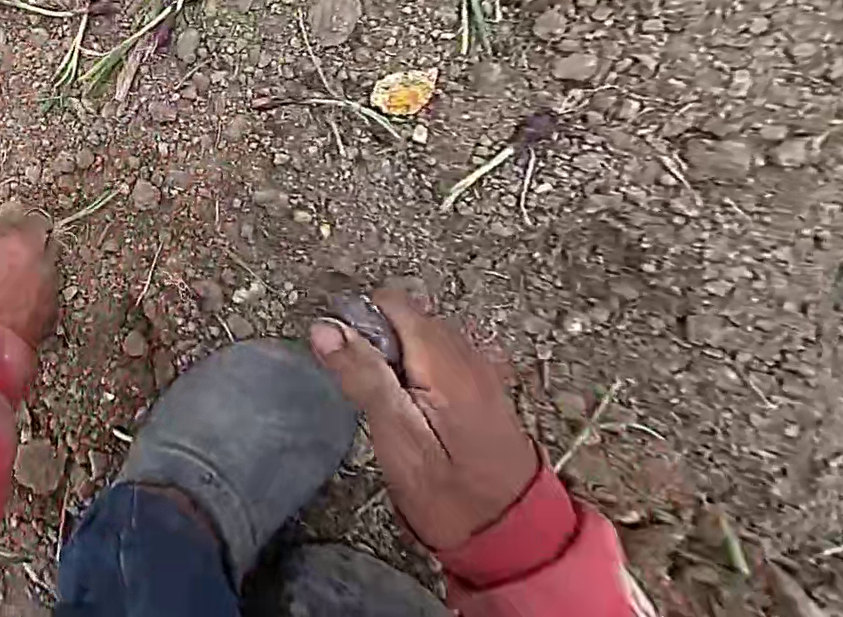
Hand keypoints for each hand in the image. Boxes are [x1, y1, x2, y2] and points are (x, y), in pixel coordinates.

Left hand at [0, 223, 57, 345]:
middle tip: (20, 256)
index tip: (41, 240)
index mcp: (29, 240)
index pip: (38, 222)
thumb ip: (48, 259)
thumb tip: (46, 249)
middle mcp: (2, 237)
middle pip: (12, 224)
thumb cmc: (26, 316)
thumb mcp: (51, 285)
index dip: (40, 233)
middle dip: (16, 237)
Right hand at [309, 288, 541, 549]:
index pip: (390, 302)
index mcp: (443, 359)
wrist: (517, 540)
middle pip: (405, 315)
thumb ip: (364, 377)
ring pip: (420, 332)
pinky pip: (439, 353)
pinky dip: (419, 368)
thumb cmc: (451, 495)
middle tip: (376, 396)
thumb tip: (325, 328)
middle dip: (379, 343)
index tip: (354, 365)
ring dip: (398, 356)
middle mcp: (465, 351)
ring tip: (396, 406)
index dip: (362, 324)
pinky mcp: (482, 382)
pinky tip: (419, 409)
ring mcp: (478, 365)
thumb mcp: (399, 440)